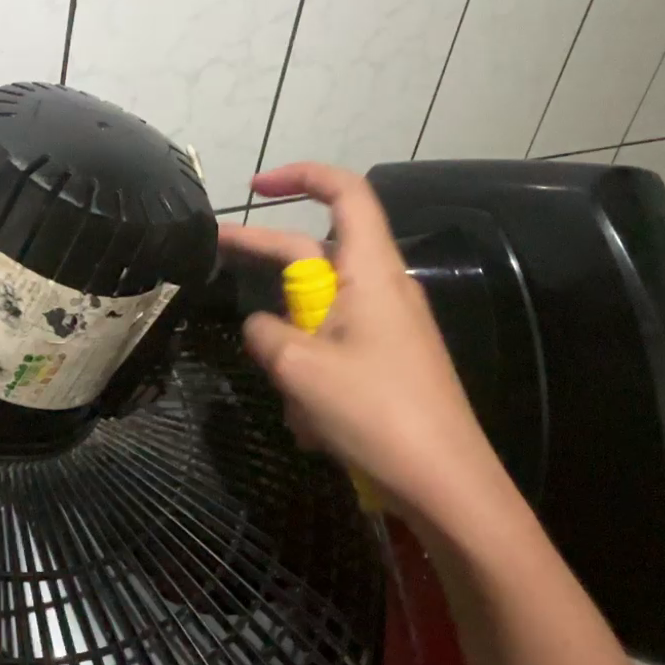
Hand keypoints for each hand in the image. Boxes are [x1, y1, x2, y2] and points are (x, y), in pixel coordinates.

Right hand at [220, 162, 510, 529]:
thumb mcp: (299, 368)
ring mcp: (388, 329)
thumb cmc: (377, 413)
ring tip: (298, 407)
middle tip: (213, 257)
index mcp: (370, 271)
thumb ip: (264, 332)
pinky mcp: (388, 364)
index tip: (254, 188)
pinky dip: (313, 380)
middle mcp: (382, 288)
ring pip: (317, 316)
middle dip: (264, 265)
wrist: (450, 488)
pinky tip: (316, 428)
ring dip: (292, 353)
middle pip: (313, 256)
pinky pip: (334, 351)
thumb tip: (260, 327)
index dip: (299, 176)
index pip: (344, 192)